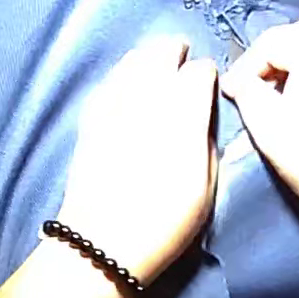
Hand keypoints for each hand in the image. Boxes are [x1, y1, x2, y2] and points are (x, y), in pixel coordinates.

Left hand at [54, 37, 218, 283]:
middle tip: (182, 60)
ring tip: (157, 64)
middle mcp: (148, 101)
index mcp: (184, 119)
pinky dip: (123, 73)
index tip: (207, 85)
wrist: (103, 243)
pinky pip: (110, 80)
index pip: (199, 72)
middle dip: (176, 54)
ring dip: (149, 57)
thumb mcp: (205, 189)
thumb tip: (201, 119)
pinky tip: (128, 79)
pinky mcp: (91, 117)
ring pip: (134, 61)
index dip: (206, 75)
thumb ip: (208, 144)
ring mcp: (115, 106)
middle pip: (163, 54)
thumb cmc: (163, 225)